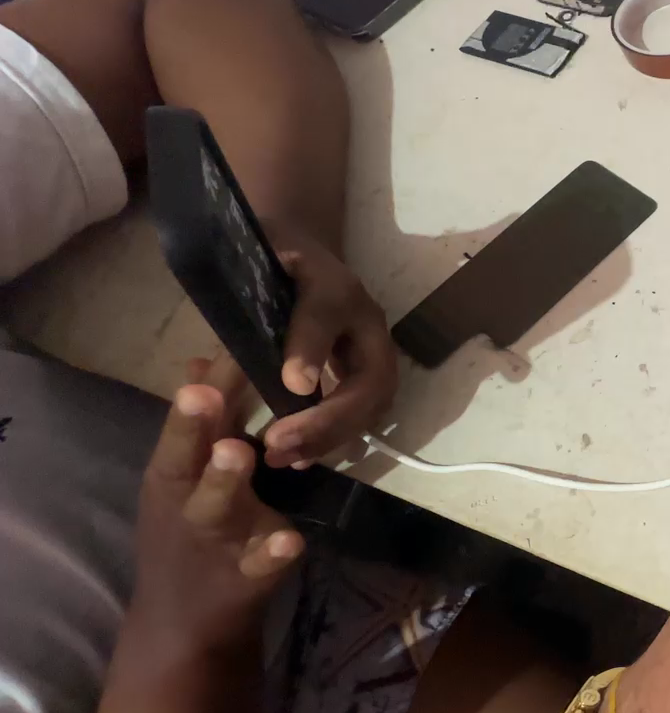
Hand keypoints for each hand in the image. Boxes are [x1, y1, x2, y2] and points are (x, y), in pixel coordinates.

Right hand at [125, 359, 304, 660]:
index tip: (216, 349)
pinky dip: (273, 551)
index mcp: (175, 477)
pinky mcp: (247, 573)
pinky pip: (262, 562)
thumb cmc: (192, 528)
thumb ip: (200, 424)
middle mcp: (186, 503)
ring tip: (237, 451)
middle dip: (194, 430)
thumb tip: (202, 364)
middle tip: (205, 395)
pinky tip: (290, 540)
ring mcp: (217, 539)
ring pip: (216, 509)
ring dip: (224, 481)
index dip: (198, 392)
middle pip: (185, 463)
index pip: (185, 427)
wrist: (185, 618)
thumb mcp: (186, 475)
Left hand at [258, 231, 397, 467]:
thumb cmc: (260, 263)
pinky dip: (334, 437)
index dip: (311, 349)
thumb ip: (259, 306)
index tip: (288, 386)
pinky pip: (361, 412)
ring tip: (285, 458)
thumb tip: (289, 376)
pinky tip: (301, 456)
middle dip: (332, 416)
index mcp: (338, 291)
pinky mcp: (361, 376)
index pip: (329, 315)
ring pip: (373, 402)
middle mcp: (368, 327)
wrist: (290, 254)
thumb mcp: (253, 268)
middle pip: (372, 379)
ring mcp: (371, 354)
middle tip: (280, 445)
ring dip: (334, 434)